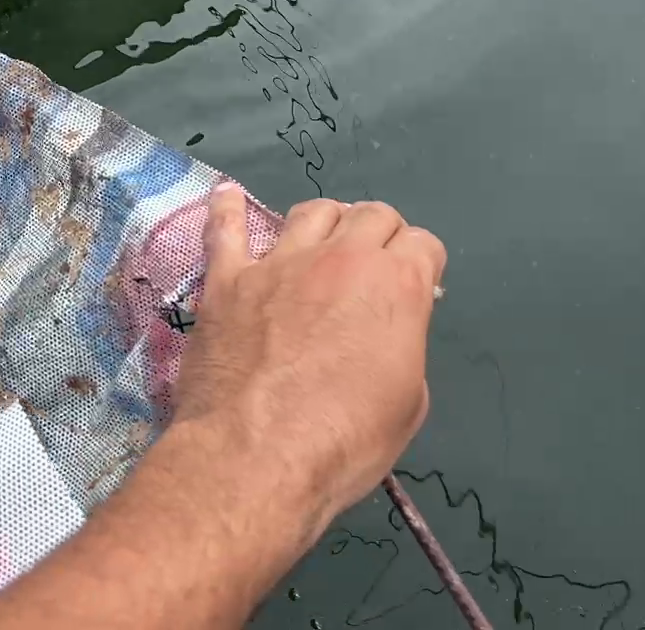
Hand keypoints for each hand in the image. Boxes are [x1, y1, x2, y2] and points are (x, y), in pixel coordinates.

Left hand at [170, 188, 445, 523]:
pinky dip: (226, 208)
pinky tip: (225, 194)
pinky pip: (224, 228)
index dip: (421, 262)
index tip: (413, 282)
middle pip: (369, 214)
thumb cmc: (344, 439)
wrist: (256, 449)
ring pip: (309, 211)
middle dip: (379, 232)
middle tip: (371, 259)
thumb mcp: (406, 399)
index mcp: (393, 287)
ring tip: (320, 236)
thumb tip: (384, 325)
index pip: (421, 244)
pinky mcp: (226, 276)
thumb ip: (399, 342)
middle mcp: (337, 259)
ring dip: (324, 220)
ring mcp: (276, 263)